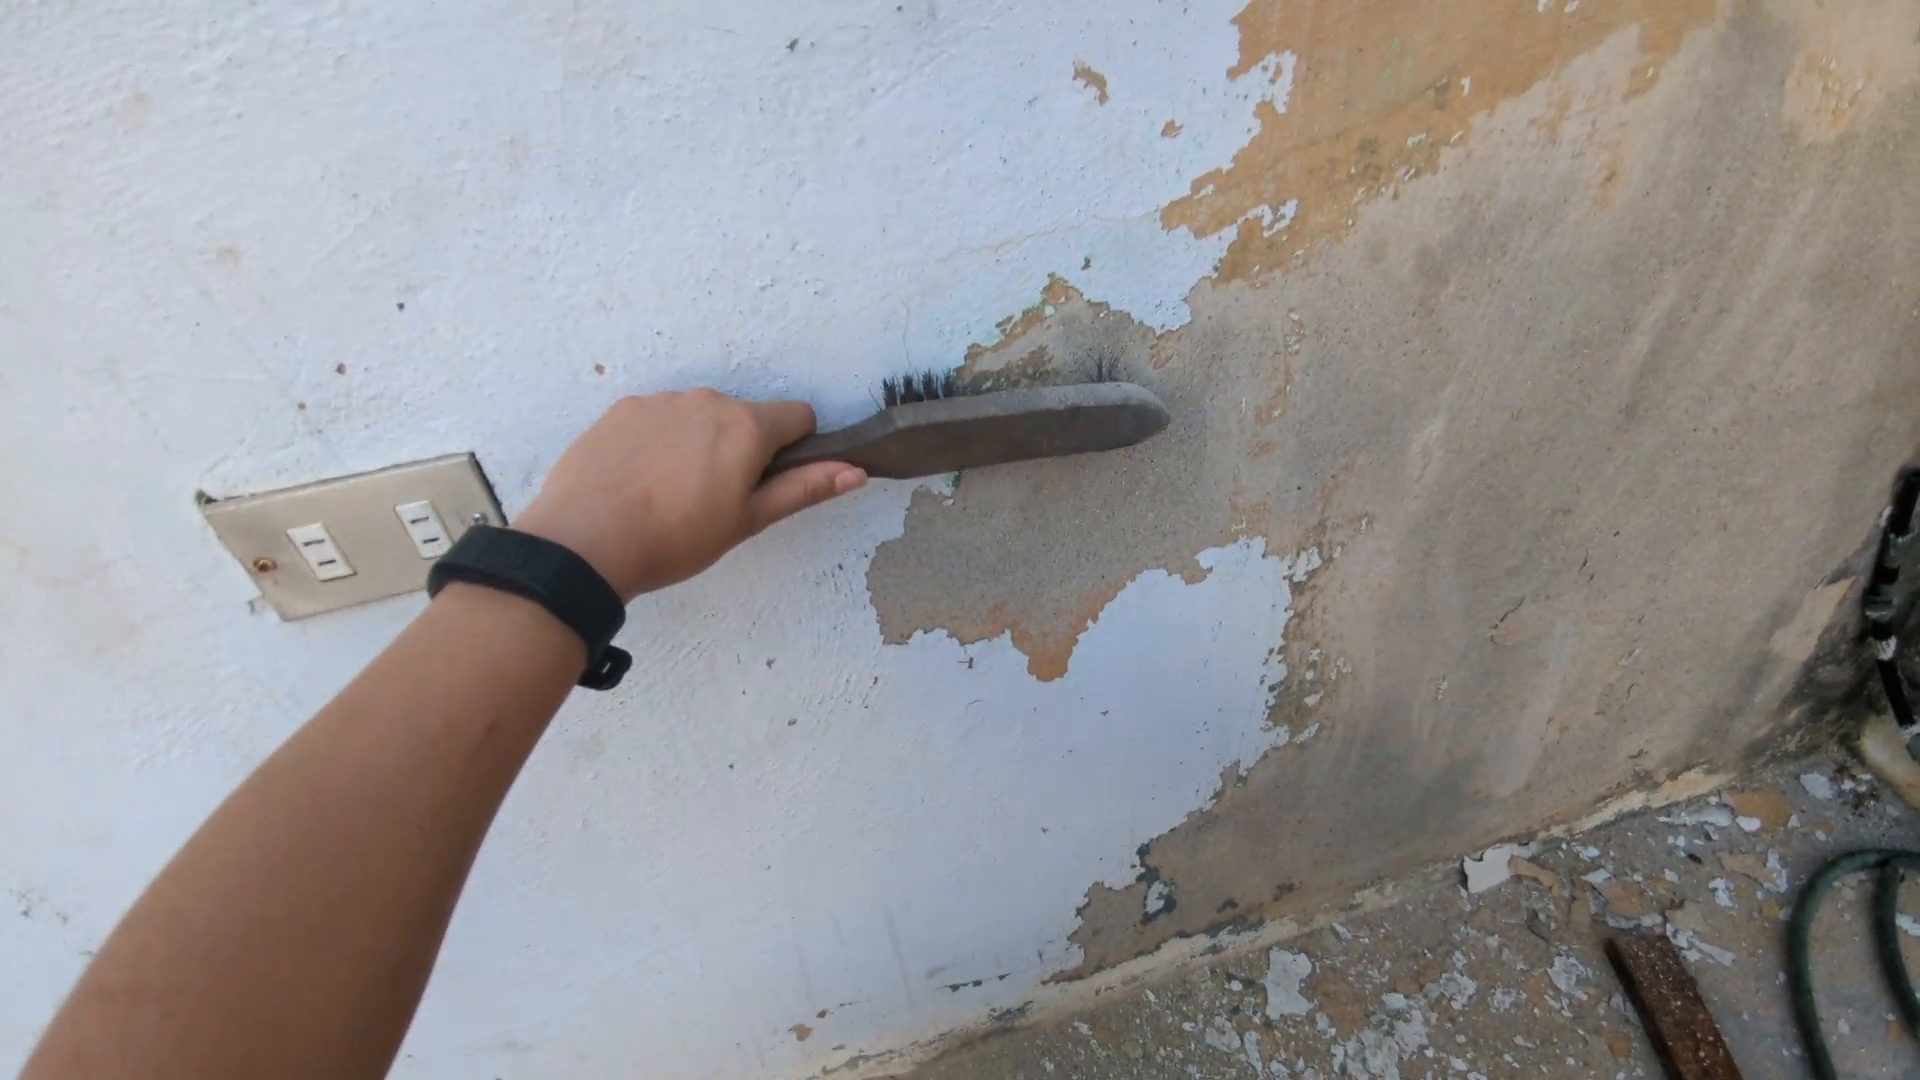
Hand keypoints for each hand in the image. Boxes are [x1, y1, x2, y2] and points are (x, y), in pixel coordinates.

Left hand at [513, 390, 865, 600]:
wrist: (585, 542)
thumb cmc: (677, 538)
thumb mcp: (749, 520)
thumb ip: (805, 488)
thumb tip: (855, 471)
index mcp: (747, 426)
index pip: (798, 415)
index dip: (794, 448)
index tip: (768, 481)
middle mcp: (707, 400)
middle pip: (746, 416)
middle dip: (743, 447)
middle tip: (716, 499)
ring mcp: (661, 401)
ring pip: (701, 416)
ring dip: (701, 442)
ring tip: (672, 493)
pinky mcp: (622, 409)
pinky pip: (660, 417)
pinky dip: (661, 440)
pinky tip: (641, 480)